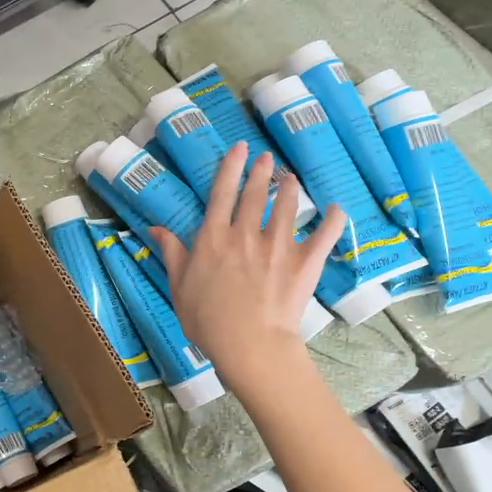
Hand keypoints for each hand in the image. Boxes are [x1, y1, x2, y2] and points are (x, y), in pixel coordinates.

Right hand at [152, 144, 345, 374]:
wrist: (248, 343)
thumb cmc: (206, 319)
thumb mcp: (178, 286)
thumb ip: (171, 253)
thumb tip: (155, 228)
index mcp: (212, 238)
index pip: (221, 194)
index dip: (230, 168)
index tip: (240, 148)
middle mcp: (245, 234)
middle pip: (255, 195)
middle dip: (261, 172)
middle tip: (267, 158)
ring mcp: (278, 246)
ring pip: (286, 207)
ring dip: (290, 189)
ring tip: (292, 178)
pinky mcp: (304, 262)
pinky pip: (324, 235)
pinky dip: (332, 220)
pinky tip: (336, 209)